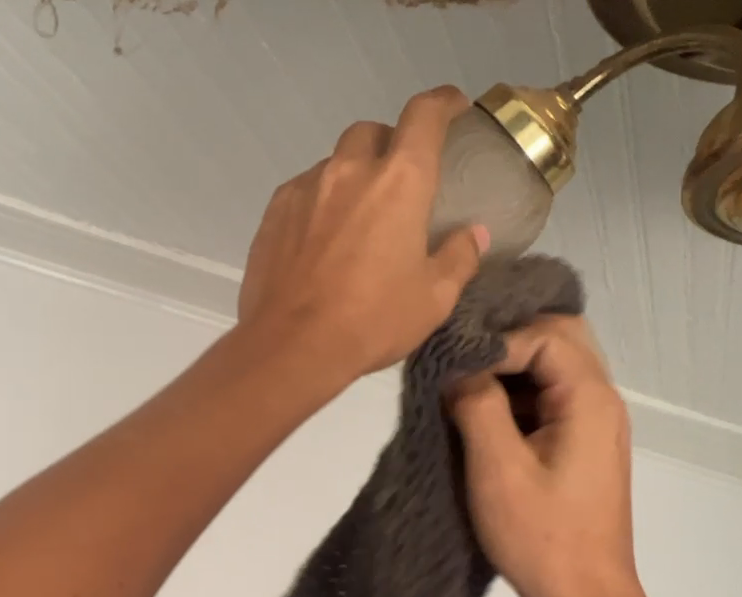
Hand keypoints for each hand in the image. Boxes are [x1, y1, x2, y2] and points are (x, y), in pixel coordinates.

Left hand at [236, 86, 489, 385]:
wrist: (289, 348)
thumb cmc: (370, 322)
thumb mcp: (432, 298)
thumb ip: (458, 258)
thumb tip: (471, 235)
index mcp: (400, 180)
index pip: (425, 113)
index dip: (443, 103)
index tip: (453, 109)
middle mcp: (348, 172)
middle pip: (370, 132)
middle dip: (387, 144)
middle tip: (395, 180)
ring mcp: (303, 192)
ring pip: (330, 164)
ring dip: (347, 177)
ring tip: (352, 217)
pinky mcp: (270, 218)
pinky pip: (299, 194)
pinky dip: (315, 204)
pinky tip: (317, 239)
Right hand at [445, 316, 643, 596]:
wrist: (580, 595)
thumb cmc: (539, 533)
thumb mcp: (496, 468)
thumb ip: (475, 406)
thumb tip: (454, 369)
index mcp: (589, 398)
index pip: (544, 335)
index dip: (493, 341)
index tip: (448, 367)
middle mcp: (600, 400)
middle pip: (558, 339)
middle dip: (503, 340)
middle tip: (453, 358)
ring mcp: (592, 424)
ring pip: (551, 368)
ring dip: (505, 368)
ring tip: (456, 383)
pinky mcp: (577, 447)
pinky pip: (546, 399)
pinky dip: (511, 395)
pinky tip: (475, 413)